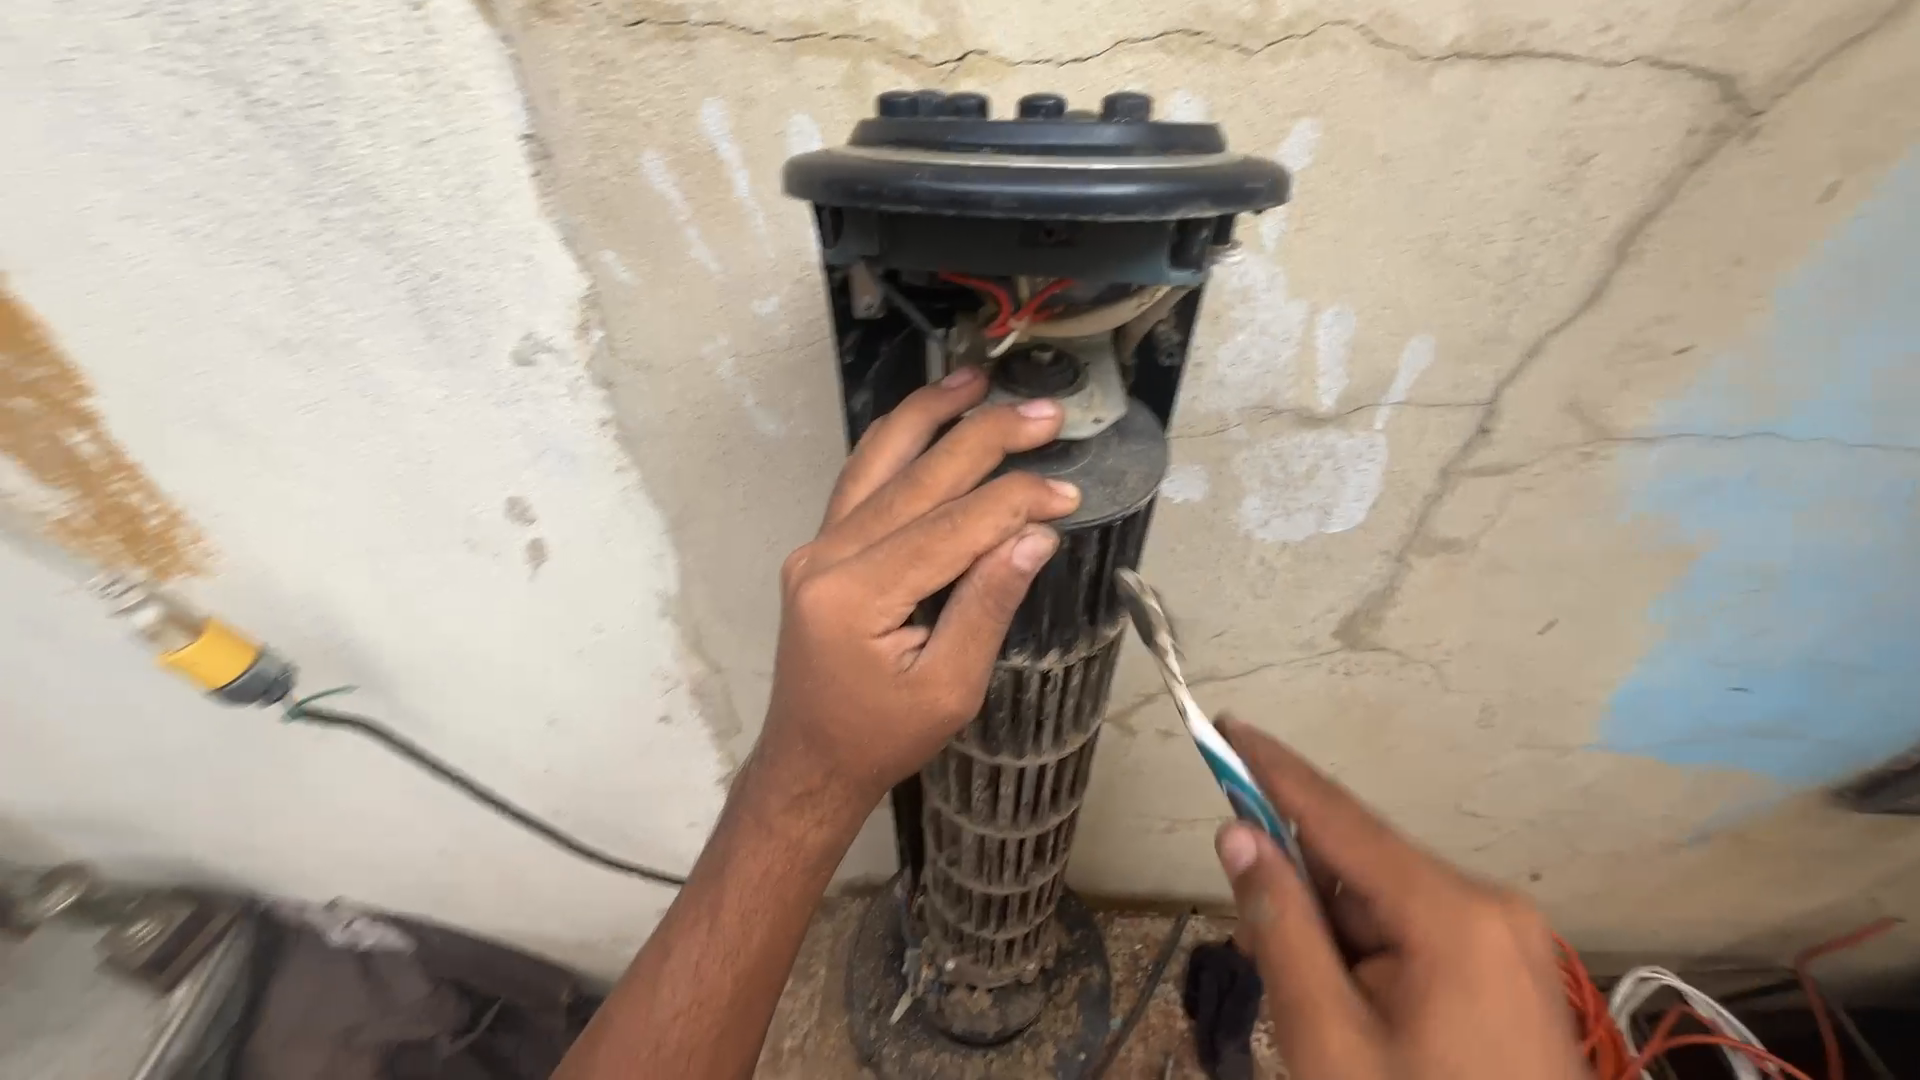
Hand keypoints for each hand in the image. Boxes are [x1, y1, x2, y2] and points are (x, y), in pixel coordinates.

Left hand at [754, 367, 1080, 812]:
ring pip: (877, 461)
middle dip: (986, 439)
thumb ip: (988, 605)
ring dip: (929, 415)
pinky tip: (924, 418)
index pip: (951, 528)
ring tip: (976, 379)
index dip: (1014, 502)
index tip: (1067, 491)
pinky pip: (859, 480)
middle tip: (1045, 413)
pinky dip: (895, 442)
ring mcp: (816, 547)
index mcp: (857, 596)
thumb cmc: (882, 738)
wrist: (810, 759)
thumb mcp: (950, 689)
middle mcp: (827, 556)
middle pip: (918, 479)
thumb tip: (1035, 535)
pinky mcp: (818, 549)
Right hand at [1212, 718, 1587, 1079]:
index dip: (1274, 770)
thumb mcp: (1327, 1038)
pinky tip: (1346, 1002)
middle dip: (1296, 888)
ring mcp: (1504, 938)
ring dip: (1326, 928)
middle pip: (1357, 863)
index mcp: (1451, 914)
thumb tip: (1236, 833)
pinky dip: (1360, 947)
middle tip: (1251, 946)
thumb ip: (1279, 924)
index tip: (1226, 724)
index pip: (1338, 817)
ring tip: (1308, 1002)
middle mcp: (1487, 905)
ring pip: (1378, 898)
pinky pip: (1409, 927)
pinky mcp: (1504, 966)